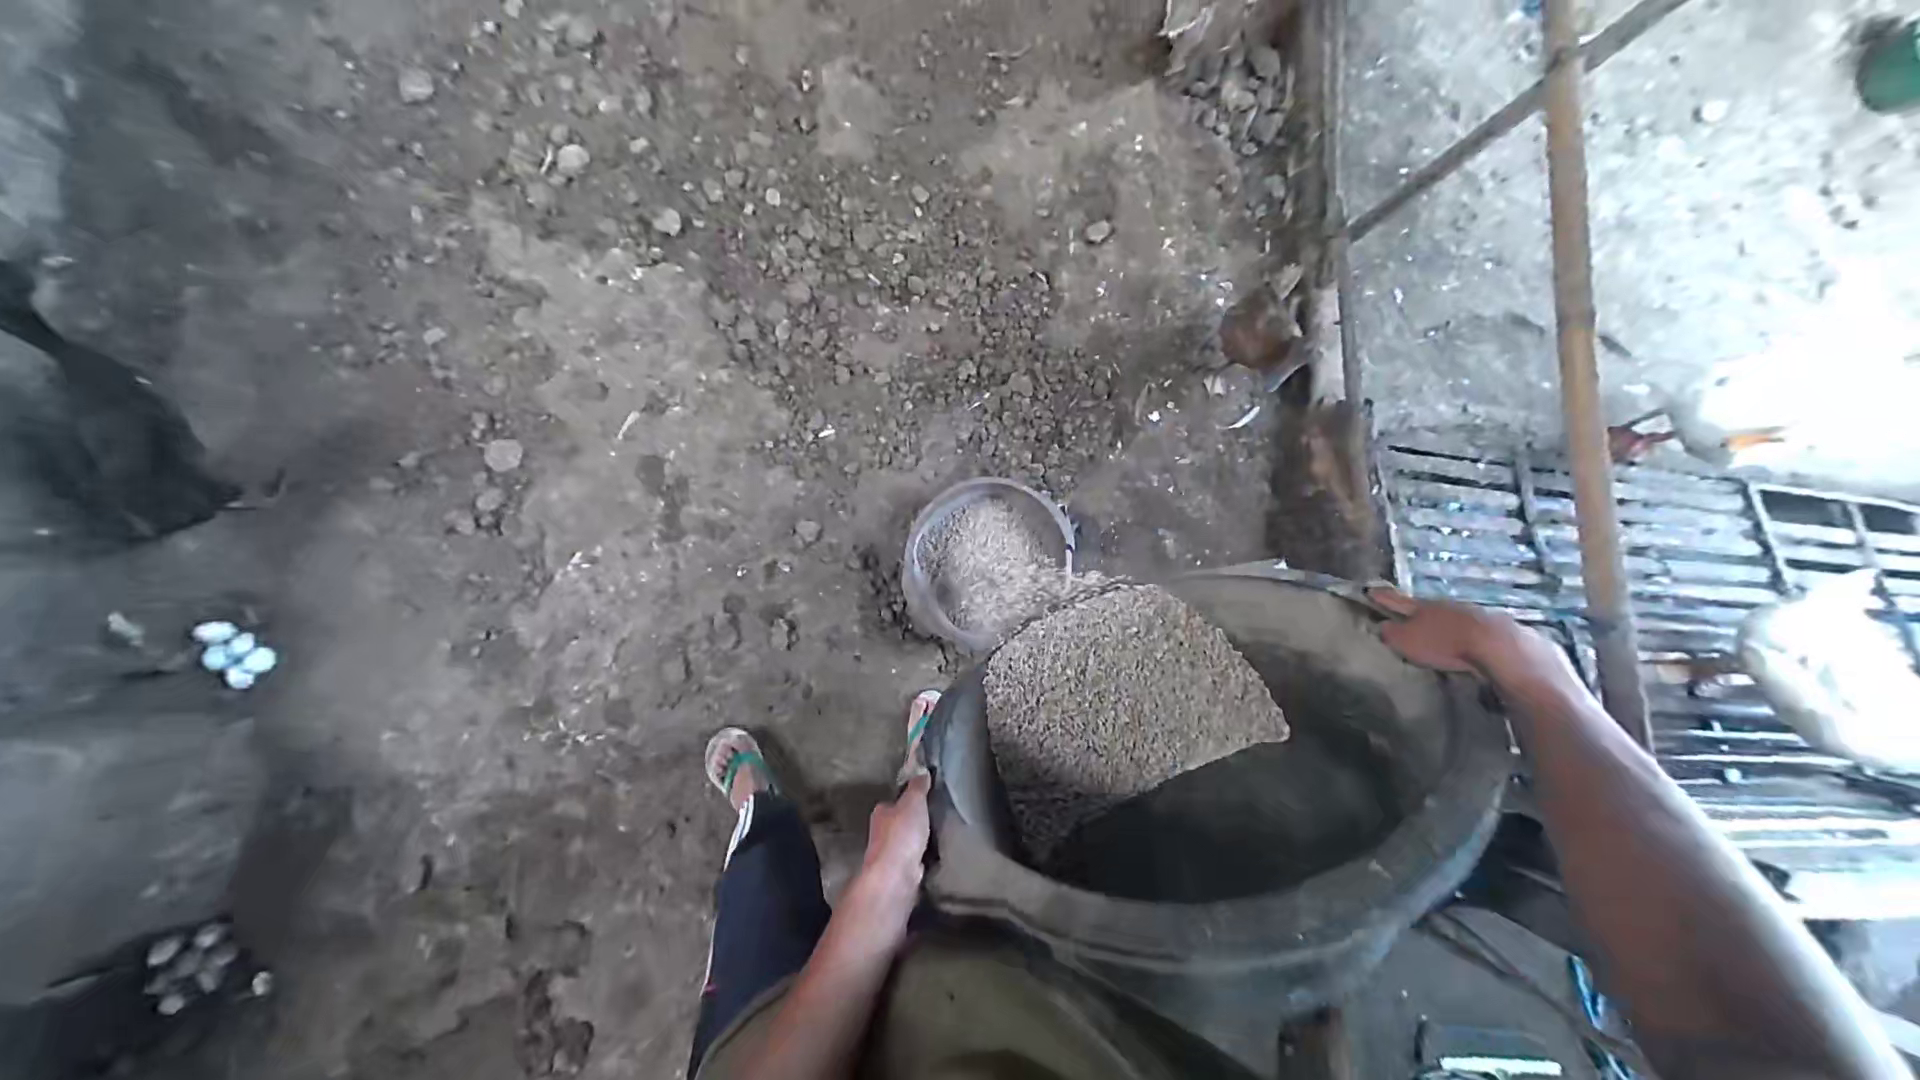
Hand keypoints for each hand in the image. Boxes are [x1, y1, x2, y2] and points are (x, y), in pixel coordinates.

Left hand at [848, 774, 929, 924]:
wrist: (895, 877)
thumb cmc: (902, 834)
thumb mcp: (913, 803)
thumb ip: (918, 787)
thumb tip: (922, 771)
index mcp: (881, 812)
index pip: (894, 801)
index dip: (908, 799)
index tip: (925, 798)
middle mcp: (880, 833)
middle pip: (900, 823)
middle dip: (914, 822)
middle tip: (936, 816)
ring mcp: (889, 855)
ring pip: (907, 843)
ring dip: (919, 842)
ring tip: (940, 836)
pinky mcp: (899, 873)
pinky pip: (915, 860)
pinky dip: (923, 859)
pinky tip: (936, 857)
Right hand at [1367, 585, 1523, 673]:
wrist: (1497, 645)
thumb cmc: (1443, 643)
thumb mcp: (1405, 641)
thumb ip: (1390, 633)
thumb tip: (1382, 626)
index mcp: (1421, 607)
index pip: (1396, 601)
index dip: (1383, 597)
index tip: (1371, 589)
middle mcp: (1445, 605)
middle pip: (1427, 607)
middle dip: (1417, 612)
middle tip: (1409, 617)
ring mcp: (1472, 613)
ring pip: (1452, 616)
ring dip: (1445, 623)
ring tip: (1440, 633)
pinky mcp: (1495, 627)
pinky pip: (1474, 628)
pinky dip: (1467, 634)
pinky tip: (1469, 642)